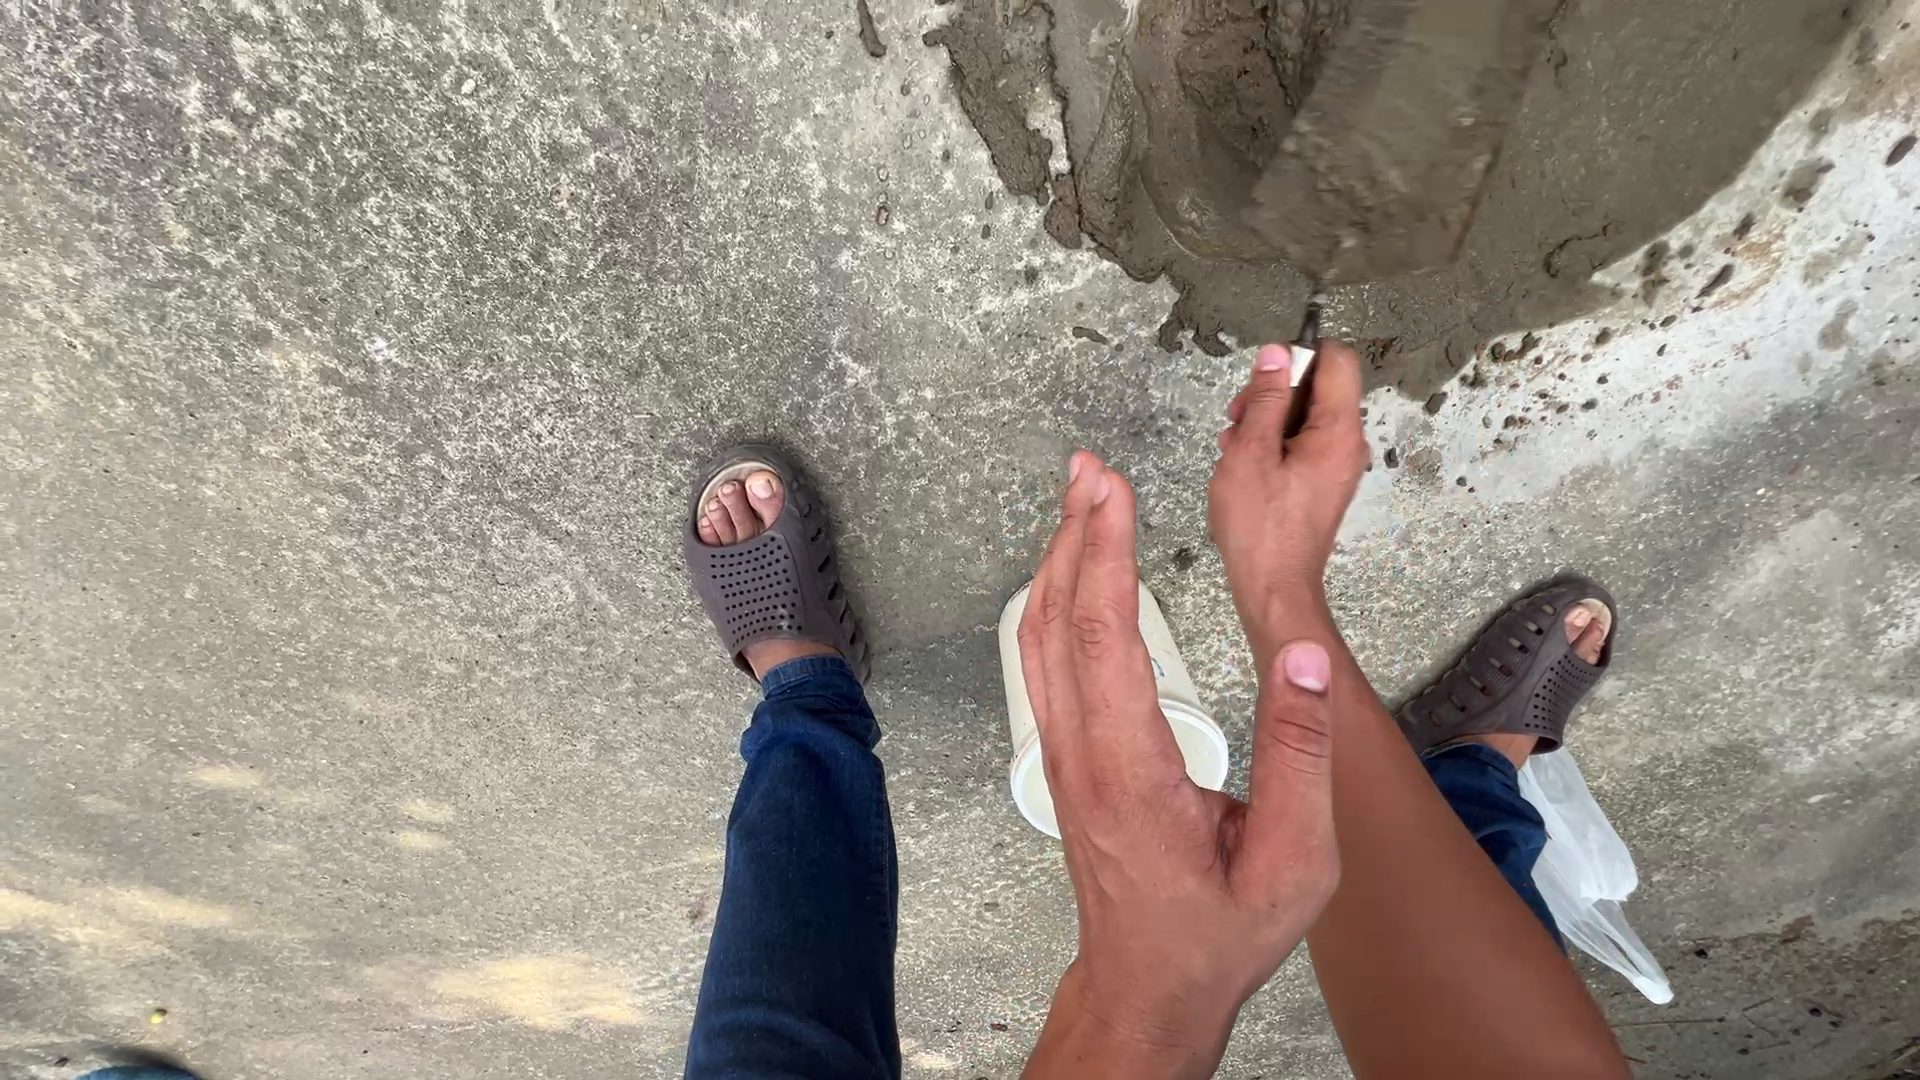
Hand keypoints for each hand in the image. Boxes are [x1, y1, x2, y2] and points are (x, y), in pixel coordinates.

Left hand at [1019, 452, 1339, 1078]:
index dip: (1103, 552)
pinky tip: (1069, 570)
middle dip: (1073, 534)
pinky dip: (1051, 599)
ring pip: (1039, 635)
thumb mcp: (1295, 863)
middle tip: (1088, 469)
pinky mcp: (1059, 751)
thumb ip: (1300, 757)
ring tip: (1079, 500)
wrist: (1145, 982)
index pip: (1105, 636)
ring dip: (1056, 560)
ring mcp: (1058, 749)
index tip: (1110, 488)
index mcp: (1130, 768)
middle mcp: (1078, 748)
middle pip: (1058, 619)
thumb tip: (1299, 657)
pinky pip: (1042, 659)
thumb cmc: (1219, 931)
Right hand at [1209, 341, 1368, 637]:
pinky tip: (1243, 466)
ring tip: (1233, 447)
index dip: (1298, 355)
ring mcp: (1335, 467)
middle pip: (1318, 389)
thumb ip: (1264, 399)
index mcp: (1338, 431)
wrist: (1273, 584)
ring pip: (1304, 420)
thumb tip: (1276, 354)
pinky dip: (1271, 446)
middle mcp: (1347, 445)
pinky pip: (1300, 447)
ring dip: (1265, 422)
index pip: (1337, 360)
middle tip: (1236, 417)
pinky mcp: (1321, 486)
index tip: (1261, 376)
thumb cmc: (1259, 525)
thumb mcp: (1250, 451)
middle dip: (1273, 394)